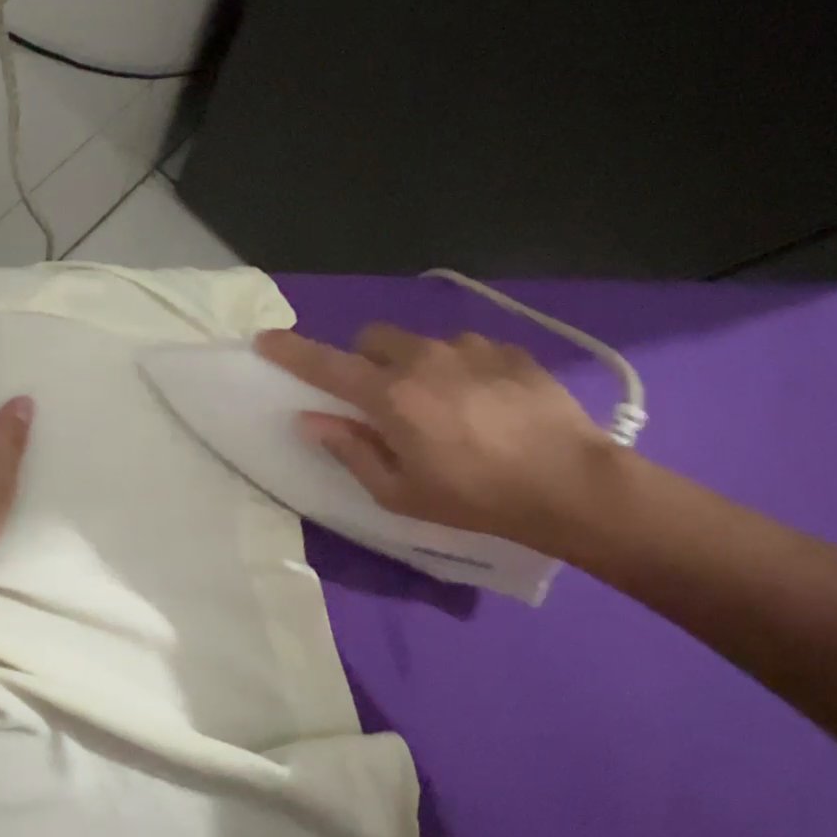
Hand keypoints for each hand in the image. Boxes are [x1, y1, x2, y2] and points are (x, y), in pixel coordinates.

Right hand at [256, 325, 622, 552]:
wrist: (572, 483)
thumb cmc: (477, 497)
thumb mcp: (402, 493)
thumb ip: (351, 450)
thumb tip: (310, 420)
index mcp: (390, 395)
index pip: (325, 364)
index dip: (291, 352)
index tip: (264, 339)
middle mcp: (423, 357)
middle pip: (373, 339)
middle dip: (366, 361)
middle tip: (382, 399)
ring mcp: (469, 347)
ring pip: (422, 343)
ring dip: (417, 366)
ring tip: (447, 407)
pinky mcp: (508, 349)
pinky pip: (467, 349)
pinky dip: (461, 369)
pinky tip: (489, 405)